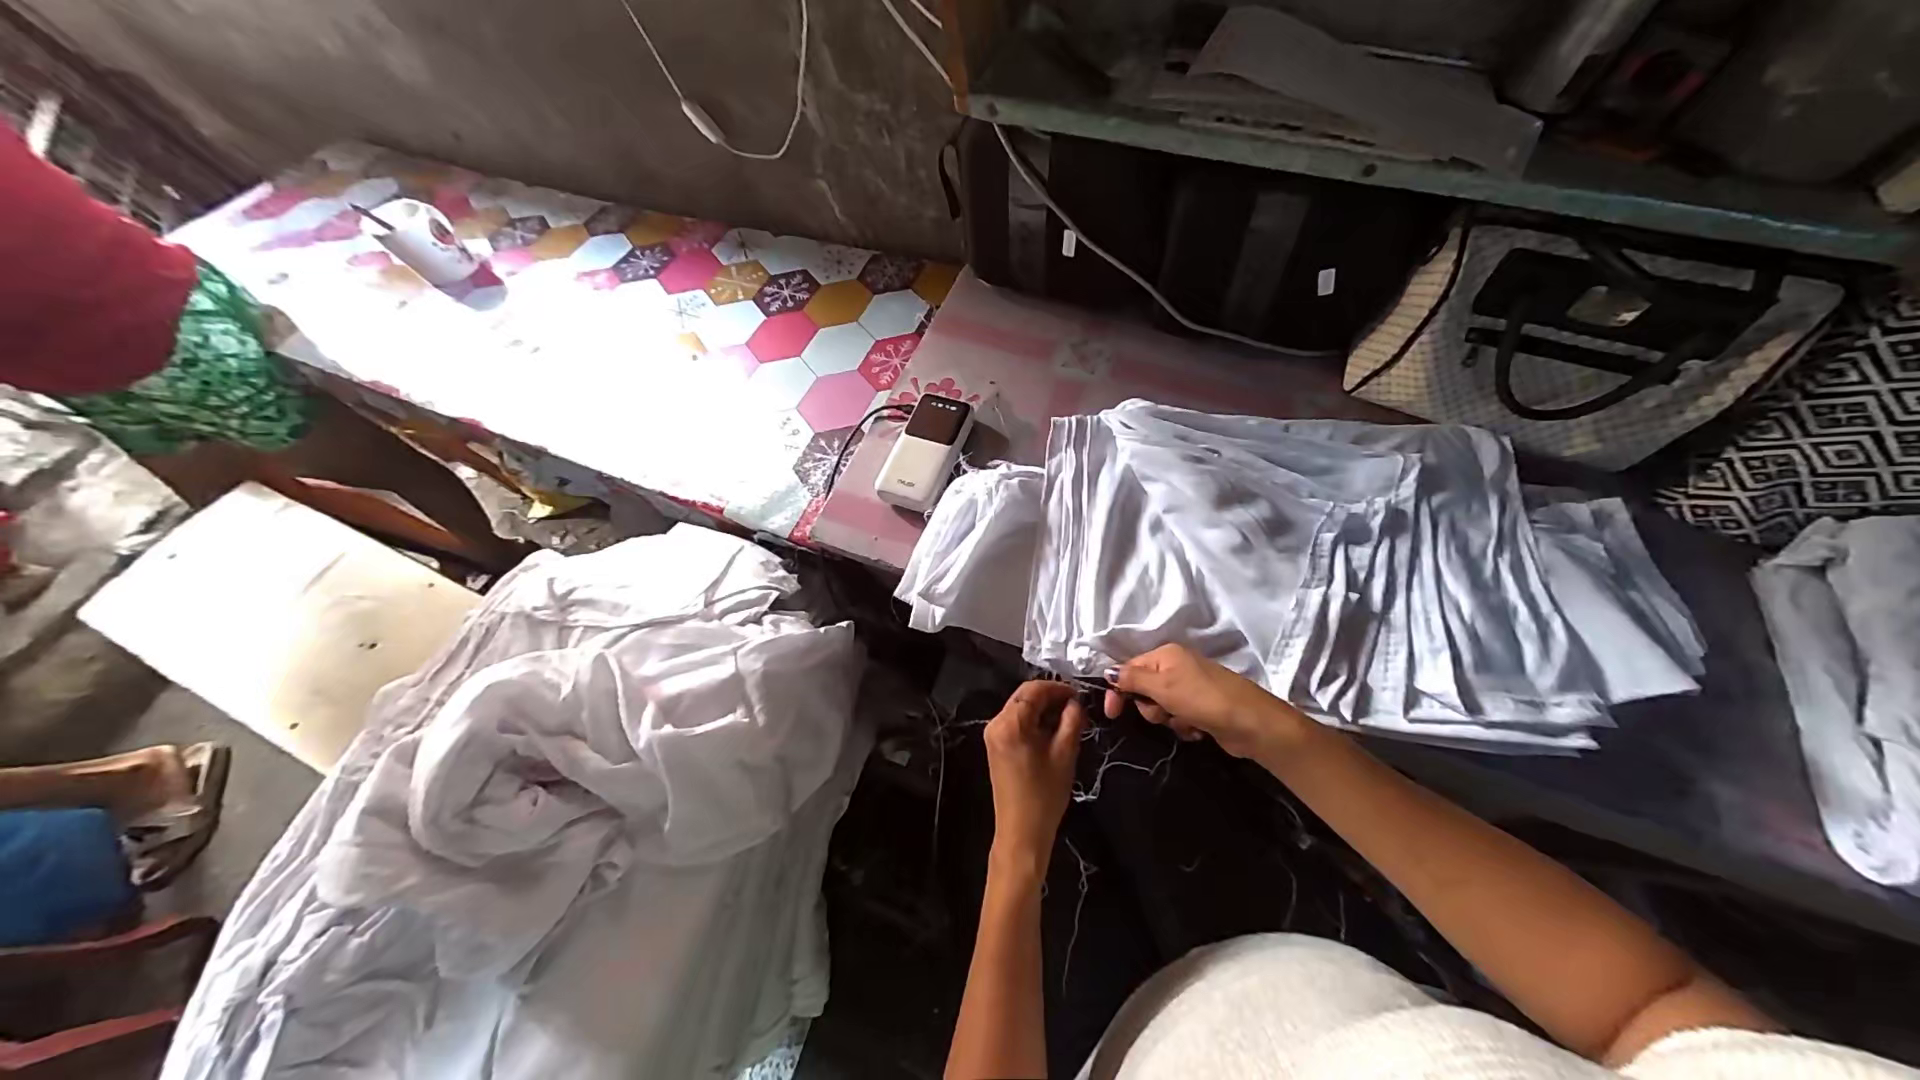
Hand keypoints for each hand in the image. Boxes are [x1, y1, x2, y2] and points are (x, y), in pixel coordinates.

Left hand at [983, 681, 1085, 871]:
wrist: (1022, 831)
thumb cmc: (1045, 794)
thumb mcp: (1065, 753)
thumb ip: (1072, 721)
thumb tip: (1076, 702)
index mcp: (1010, 722)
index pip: (1034, 689)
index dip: (1058, 687)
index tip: (1079, 695)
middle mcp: (996, 723)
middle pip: (1024, 697)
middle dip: (1051, 698)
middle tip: (1077, 708)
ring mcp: (993, 734)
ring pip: (1020, 709)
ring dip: (1043, 710)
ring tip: (1069, 721)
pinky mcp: (995, 745)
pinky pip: (1015, 722)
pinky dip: (1033, 721)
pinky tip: (1052, 732)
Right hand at [1105, 644, 1314, 760]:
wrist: (1252, 724)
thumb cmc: (1203, 700)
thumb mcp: (1163, 688)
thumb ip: (1132, 679)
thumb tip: (1106, 671)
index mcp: (1166, 655)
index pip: (1128, 669)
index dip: (1118, 690)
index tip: (1112, 713)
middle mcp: (1176, 667)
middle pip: (1143, 689)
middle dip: (1150, 707)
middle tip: (1164, 713)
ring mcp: (1190, 688)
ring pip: (1160, 707)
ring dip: (1168, 719)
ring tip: (1186, 722)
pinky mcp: (1201, 708)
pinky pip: (1178, 718)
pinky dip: (1183, 726)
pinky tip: (1198, 730)